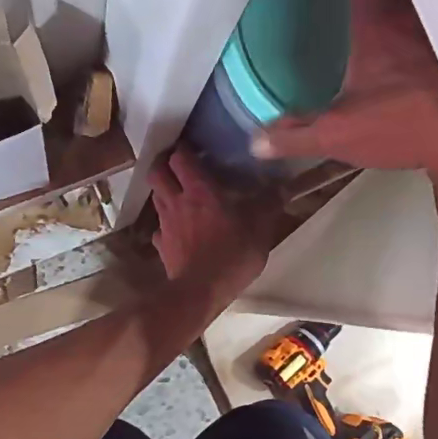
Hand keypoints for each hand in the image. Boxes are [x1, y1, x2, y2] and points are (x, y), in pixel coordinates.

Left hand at [148, 148, 268, 298]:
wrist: (200, 291)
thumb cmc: (232, 255)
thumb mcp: (260, 228)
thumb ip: (268, 204)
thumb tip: (281, 186)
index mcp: (199, 190)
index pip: (181, 158)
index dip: (184, 149)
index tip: (193, 148)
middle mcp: (177, 202)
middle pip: (157, 172)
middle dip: (163, 164)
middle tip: (176, 165)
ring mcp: (165, 224)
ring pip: (156, 197)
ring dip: (164, 190)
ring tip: (178, 193)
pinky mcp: (161, 246)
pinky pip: (159, 228)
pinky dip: (166, 224)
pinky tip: (177, 230)